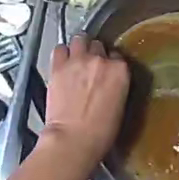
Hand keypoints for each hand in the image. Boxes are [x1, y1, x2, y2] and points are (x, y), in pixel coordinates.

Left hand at [37, 35, 129, 173]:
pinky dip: (61, 53)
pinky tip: (62, 62)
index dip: (110, 64)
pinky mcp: (58, 66)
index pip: (117, 56)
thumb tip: (110, 82)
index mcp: (120, 71)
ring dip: (79, 47)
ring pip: (80, 39)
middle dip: (94, 54)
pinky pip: (59, 48)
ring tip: (76, 58)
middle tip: (90, 67)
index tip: (106, 72)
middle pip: (98, 45)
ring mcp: (78, 60)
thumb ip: (117, 85)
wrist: (73, 140)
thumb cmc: (99, 133)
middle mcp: (100, 60)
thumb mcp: (119, 107)